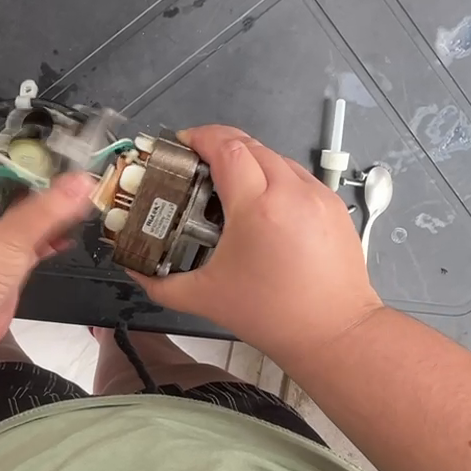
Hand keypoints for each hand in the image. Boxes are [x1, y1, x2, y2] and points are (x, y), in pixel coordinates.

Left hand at [0, 174, 95, 346]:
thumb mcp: (13, 233)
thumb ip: (49, 208)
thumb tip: (78, 183)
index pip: (9, 176)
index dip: (36, 170)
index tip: (66, 167)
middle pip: (20, 202)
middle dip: (48, 197)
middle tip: (79, 188)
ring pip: (27, 228)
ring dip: (51, 222)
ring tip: (79, 209)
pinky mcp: (4, 275)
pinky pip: (30, 253)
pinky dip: (49, 245)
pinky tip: (65, 240)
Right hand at [130, 125, 383, 351]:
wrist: (335, 333)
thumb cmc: (270, 315)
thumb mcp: (204, 298)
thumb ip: (160, 284)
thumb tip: (135, 268)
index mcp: (256, 208)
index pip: (227, 148)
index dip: (200, 137)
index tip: (182, 143)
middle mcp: (290, 192)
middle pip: (249, 144)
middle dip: (219, 143)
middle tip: (196, 160)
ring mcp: (317, 196)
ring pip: (275, 155)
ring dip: (247, 157)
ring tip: (226, 179)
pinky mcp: (333, 205)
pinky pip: (297, 174)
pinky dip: (273, 174)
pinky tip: (260, 199)